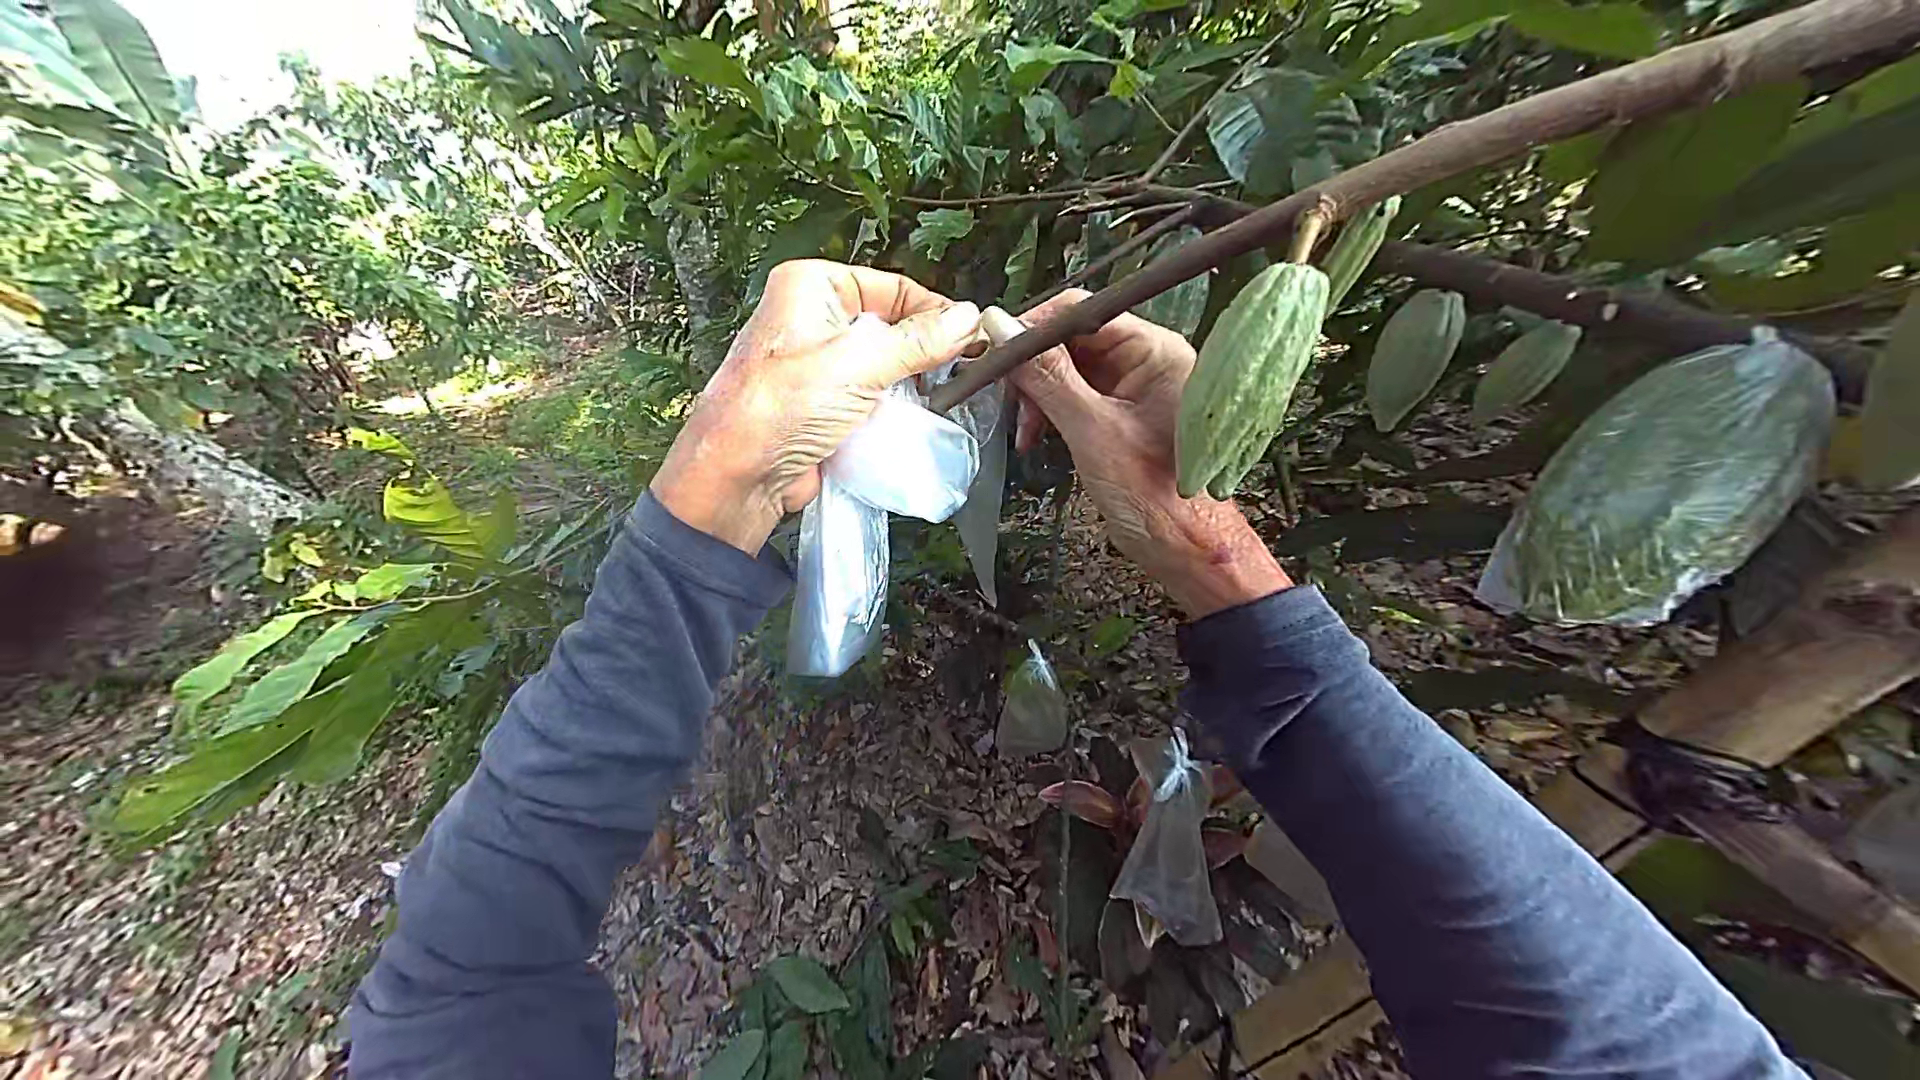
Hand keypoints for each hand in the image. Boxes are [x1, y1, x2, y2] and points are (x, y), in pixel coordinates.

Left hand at [652, 260, 983, 551]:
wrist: (742, 474)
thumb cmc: (779, 407)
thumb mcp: (859, 364)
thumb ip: (918, 342)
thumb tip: (967, 319)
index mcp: (812, 288)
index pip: (892, 287)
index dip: (934, 311)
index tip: (969, 335)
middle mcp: (815, 320)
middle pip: (891, 326)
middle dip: (923, 351)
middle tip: (958, 368)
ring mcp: (821, 365)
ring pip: (885, 365)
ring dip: (909, 383)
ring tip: (936, 396)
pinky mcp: (827, 403)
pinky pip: (873, 397)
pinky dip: (893, 407)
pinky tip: (910, 418)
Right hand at [1009, 290, 1290, 616]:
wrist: (1185, 550)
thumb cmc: (1151, 495)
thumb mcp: (1091, 431)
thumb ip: (1046, 377)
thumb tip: (999, 326)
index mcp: (1154, 351)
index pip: (1081, 313)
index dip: (1031, 330)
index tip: (992, 356)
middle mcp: (1147, 362)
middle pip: (1071, 342)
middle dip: (1033, 372)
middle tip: (1006, 404)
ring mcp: (1135, 391)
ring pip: (1068, 373)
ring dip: (1037, 398)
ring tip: (1023, 435)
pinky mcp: (1122, 417)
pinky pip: (1076, 400)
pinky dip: (1051, 416)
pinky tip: (1035, 440)